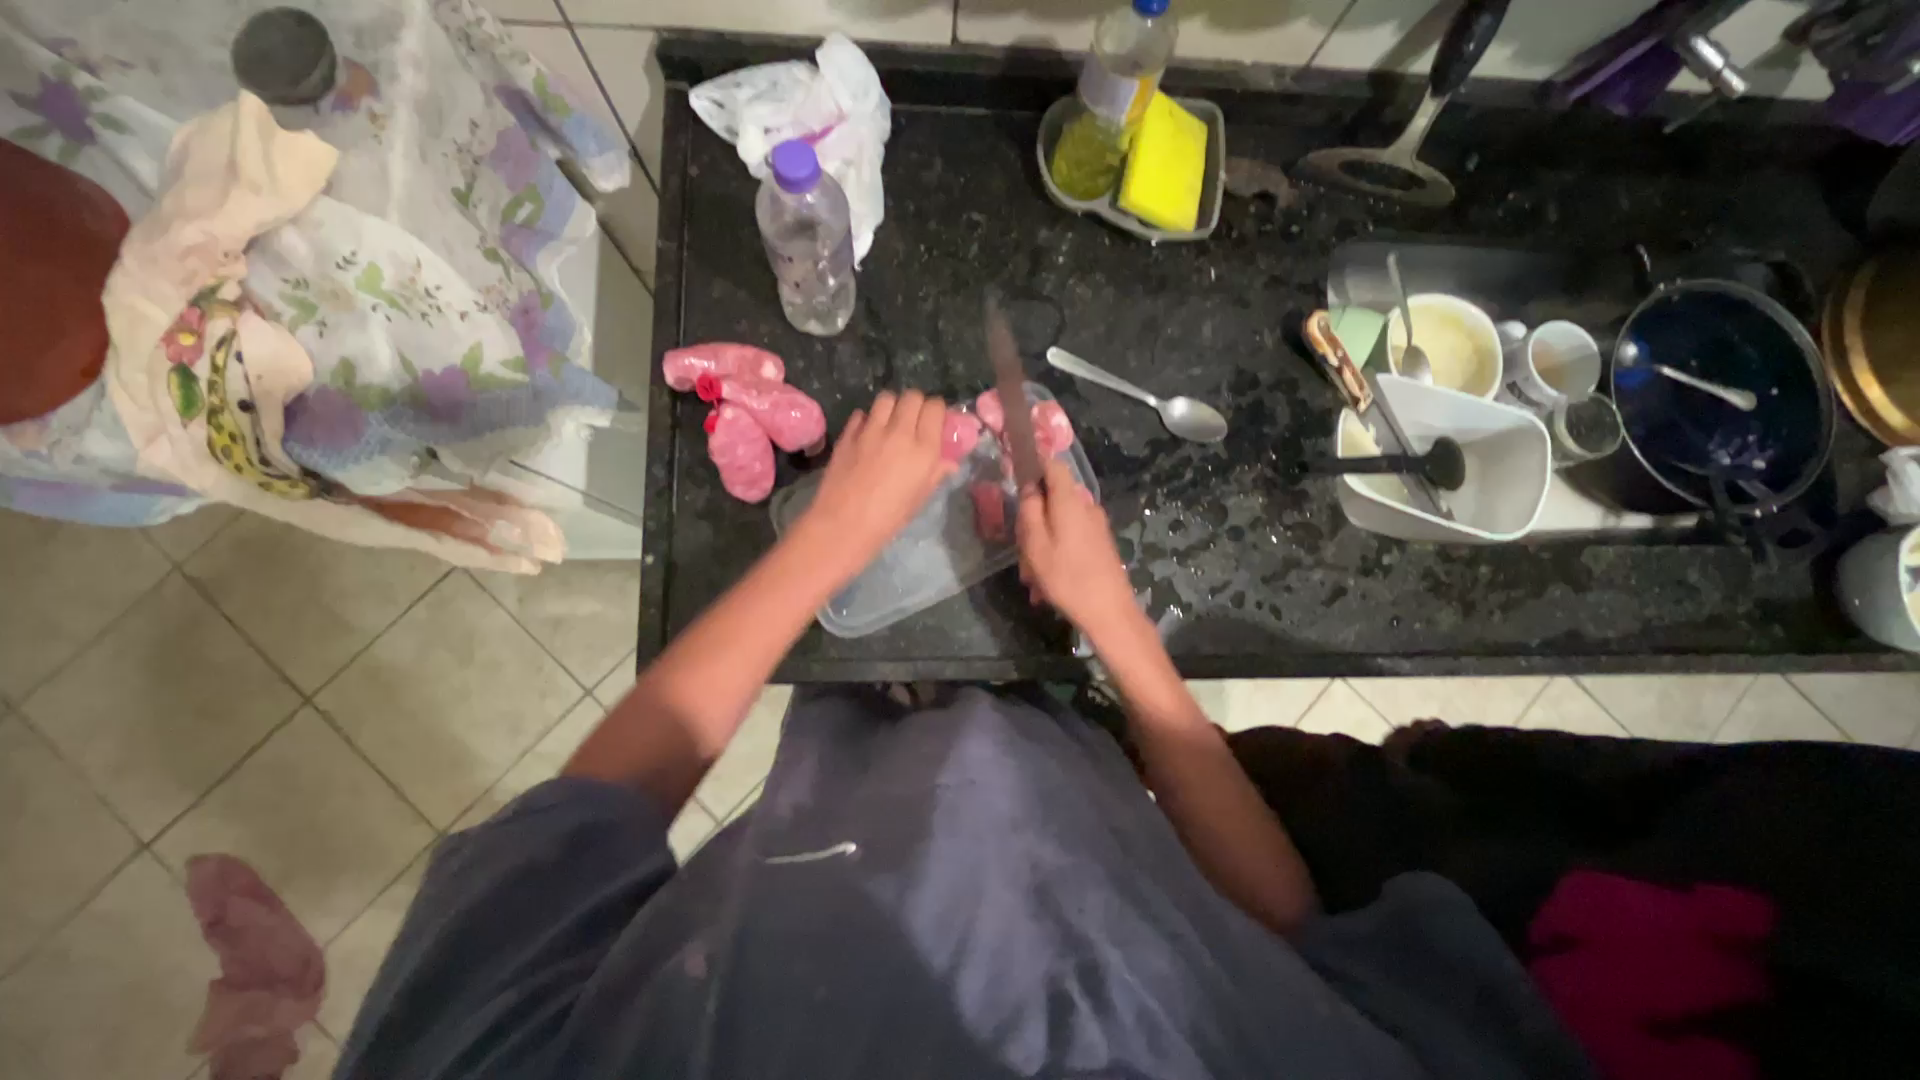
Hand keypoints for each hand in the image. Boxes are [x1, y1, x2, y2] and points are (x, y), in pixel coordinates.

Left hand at [798, 389, 954, 571]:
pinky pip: (861, 414)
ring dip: (892, 406)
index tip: (934, 421)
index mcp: (924, 448)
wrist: (844, 524)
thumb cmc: (889, 517)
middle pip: (912, 396)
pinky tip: (867, 434)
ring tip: (890, 422)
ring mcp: (870, 430)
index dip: (936, 410)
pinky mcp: (848, 434)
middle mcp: (899, 432)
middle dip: (915, 404)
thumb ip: (936, 473)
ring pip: (886, 398)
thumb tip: (948, 462)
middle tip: (913, 420)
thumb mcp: (920, 498)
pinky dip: (867, 419)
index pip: (935, 407)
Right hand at [1017, 458, 1138, 633]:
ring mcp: (1096, 526)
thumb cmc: (1066, 577)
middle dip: (1033, 523)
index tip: (1016, 482)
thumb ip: (1029, 510)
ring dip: (1042, 547)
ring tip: (1033, 580)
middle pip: (1052, 500)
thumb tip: (1030, 485)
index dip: (1033, 467)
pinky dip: (1056, 556)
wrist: (1109, 611)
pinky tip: (1047, 586)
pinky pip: (1070, 540)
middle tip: (1023, 554)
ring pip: (1059, 524)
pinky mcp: (1100, 544)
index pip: (1053, 465)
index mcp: (1069, 500)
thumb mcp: (1036, 544)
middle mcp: (1086, 506)